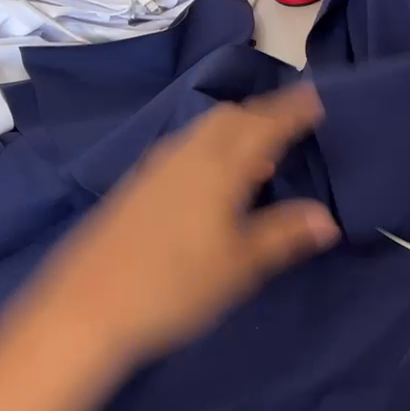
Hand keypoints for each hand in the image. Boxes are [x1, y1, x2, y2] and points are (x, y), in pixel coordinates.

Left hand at [9, 86, 338, 364]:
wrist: (83, 312)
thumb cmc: (174, 286)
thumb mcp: (241, 266)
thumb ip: (285, 235)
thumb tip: (326, 218)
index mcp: (219, 169)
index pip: (264, 126)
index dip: (292, 111)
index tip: (317, 98)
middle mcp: (187, 157)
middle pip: (231, 117)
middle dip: (264, 113)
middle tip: (294, 123)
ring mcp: (156, 171)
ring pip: (205, 131)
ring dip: (238, 130)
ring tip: (263, 153)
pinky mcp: (137, 188)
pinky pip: (187, 148)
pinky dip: (214, 148)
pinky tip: (217, 181)